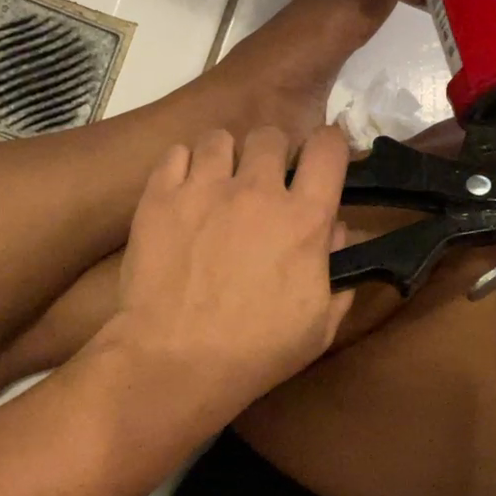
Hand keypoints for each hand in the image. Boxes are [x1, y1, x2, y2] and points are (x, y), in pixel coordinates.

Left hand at [103, 126, 355, 419]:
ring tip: (216, 183)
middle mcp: (256, 190)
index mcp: (304, 219)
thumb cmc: (254, 353)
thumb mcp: (318, 326)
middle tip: (262, 180)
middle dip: (271, 152)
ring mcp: (203, 189)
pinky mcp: (159, 197)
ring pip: (219, 138)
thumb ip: (337, 274)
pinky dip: (181, 167)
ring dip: (224, 156)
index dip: (329, 145)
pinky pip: (174, 154)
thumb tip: (337, 232)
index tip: (321, 159)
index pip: (328, 148)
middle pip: (270, 135)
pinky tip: (182, 192)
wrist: (175, 359)